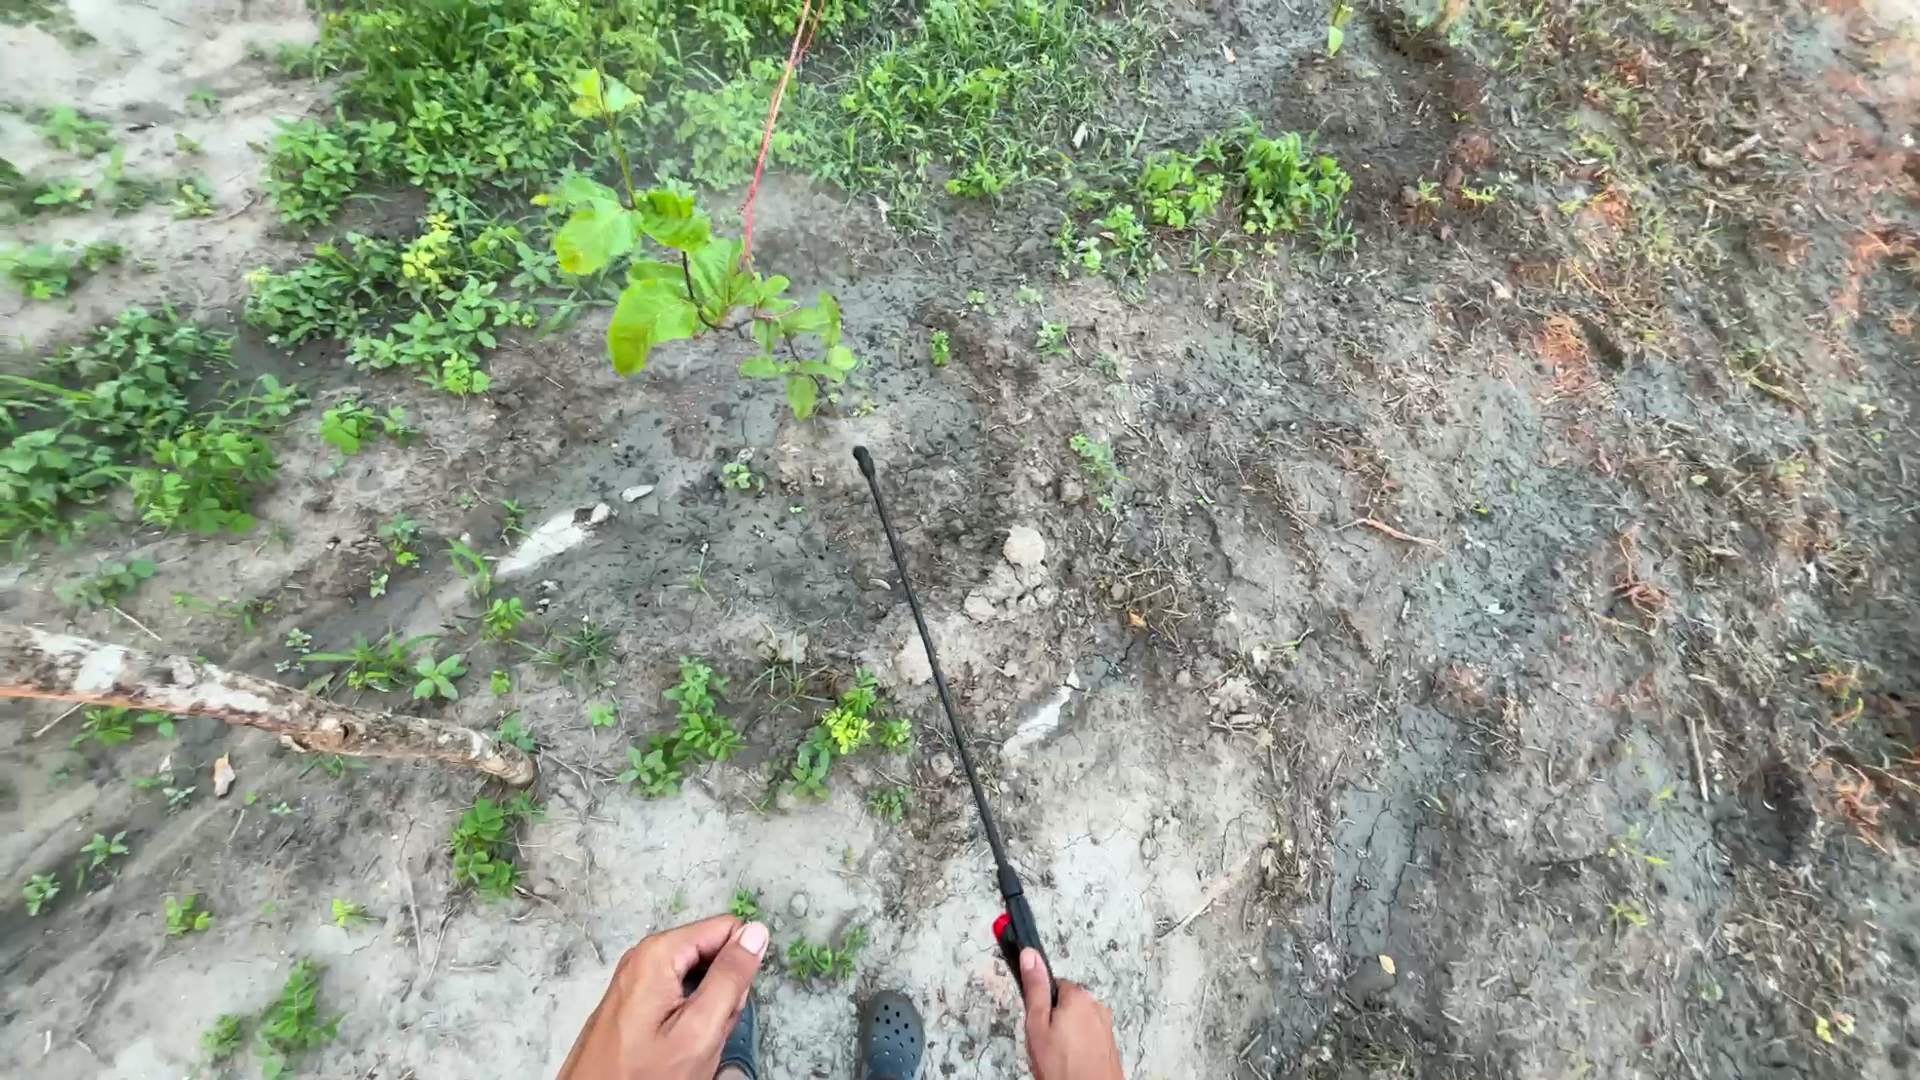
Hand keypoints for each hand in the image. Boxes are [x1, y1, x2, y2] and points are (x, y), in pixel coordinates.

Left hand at [558, 915, 769, 1079]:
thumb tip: (757, 931)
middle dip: (720, 992)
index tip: (724, 1009)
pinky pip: (677, 995)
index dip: (736, 969)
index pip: (727, 930)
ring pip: (697, 977)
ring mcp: (636, 979)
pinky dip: (686, 1020)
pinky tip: (676, 1049)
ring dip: (706, 1011)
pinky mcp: (632, 1002)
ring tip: (690, 1047)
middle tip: (705, 1035)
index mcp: (659, 952)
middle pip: (711, 953)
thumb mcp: (698, 1032)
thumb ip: (731, 978)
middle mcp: (645, 955)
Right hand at [1019, 948, 1122, 1079]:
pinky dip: (1081, 1049)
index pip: (1053, 987)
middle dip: (1055, 1022)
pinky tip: (1073, 1066)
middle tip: (1047, 1046)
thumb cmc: (1062, 1068)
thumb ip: (1035, 989)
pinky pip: (1090, 1039)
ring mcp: (1106, 1028)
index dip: (1043, 1007)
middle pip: (1067, 1005)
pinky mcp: (1111, 1048)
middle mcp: (1096, 1006)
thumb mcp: (1038, 1025)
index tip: (1039, 1026)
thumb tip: (1029, 953)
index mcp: (1078, 996)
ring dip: (1069, 1036)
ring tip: (1059, 1060)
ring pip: (1078, 1024)